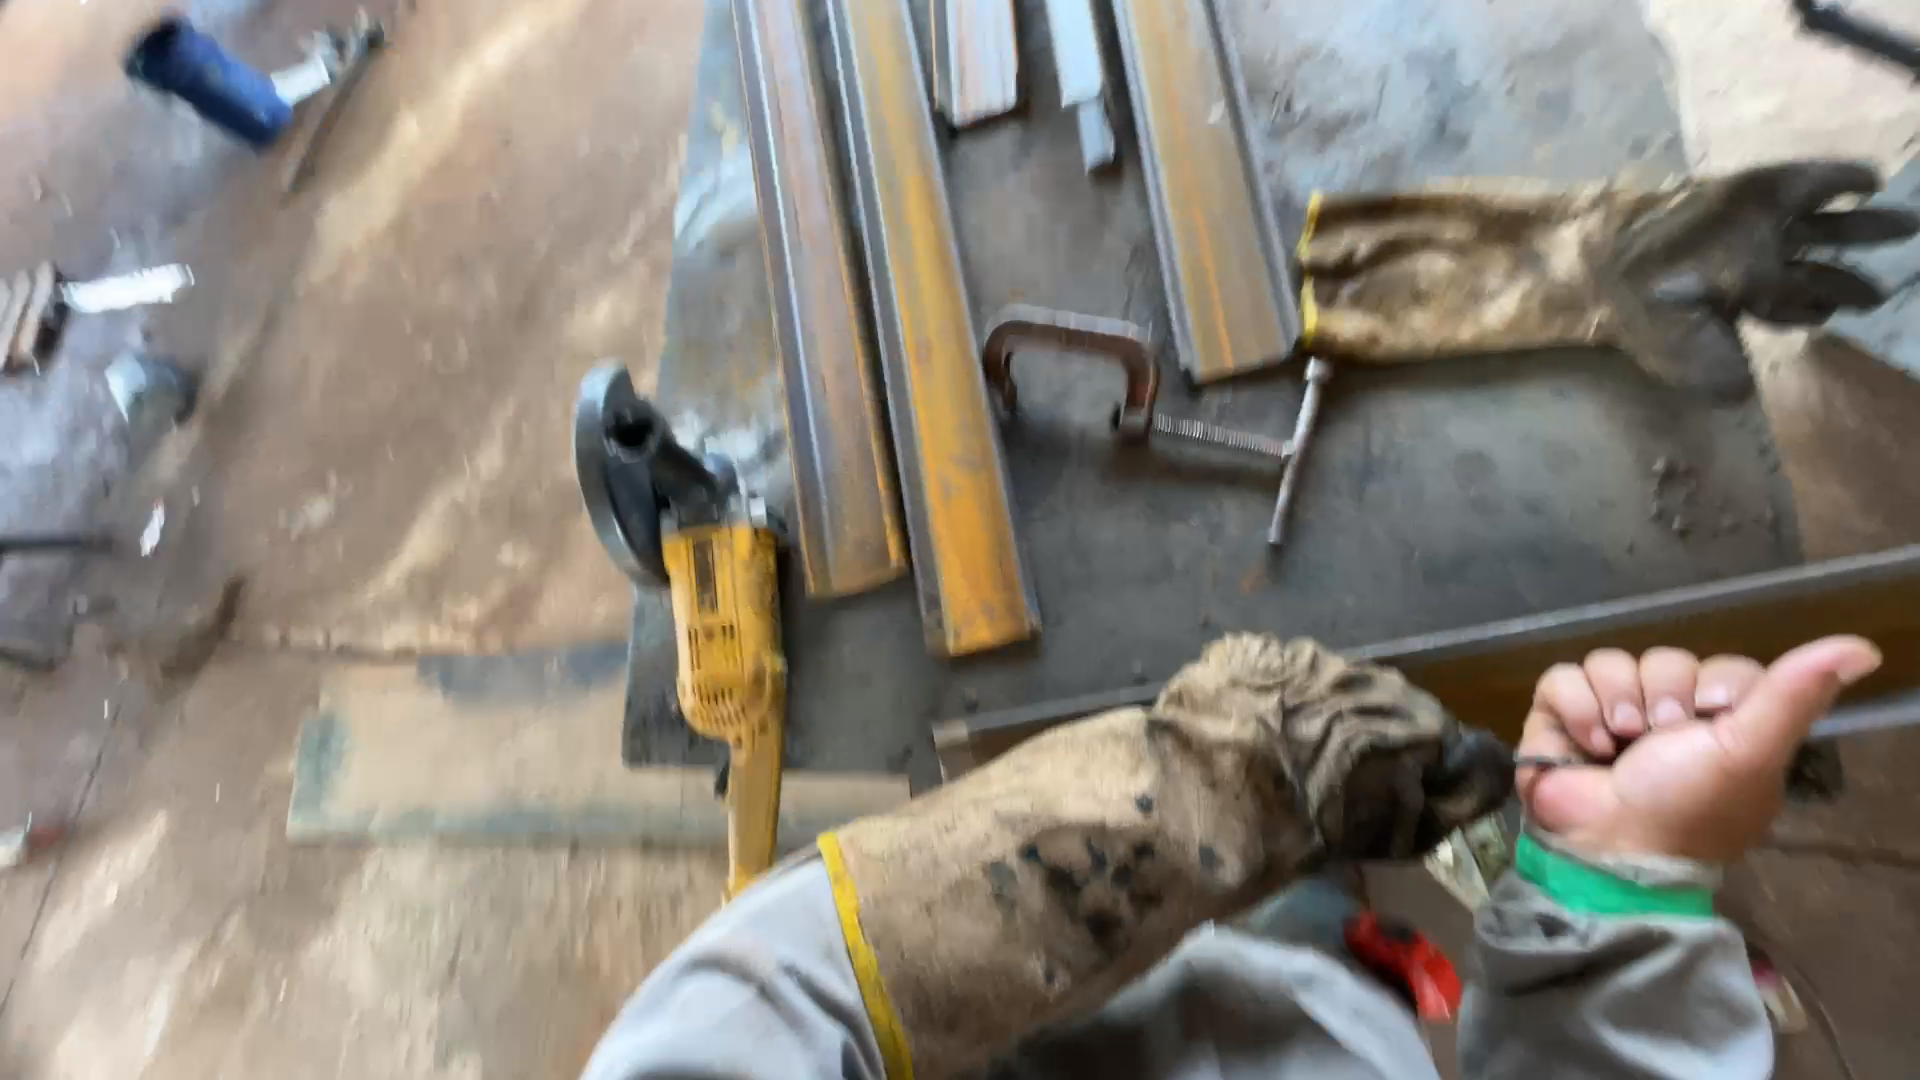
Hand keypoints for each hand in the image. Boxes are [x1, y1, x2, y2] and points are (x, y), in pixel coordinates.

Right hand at [1516, 636, 1881, 862]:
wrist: (1611, 837)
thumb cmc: (1689, 801)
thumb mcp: (1748, 751)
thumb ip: (1789, 697)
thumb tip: (1862, 647)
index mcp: (1719, 720)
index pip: (1721, 666)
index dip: (1714, 681)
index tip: (1714, 712)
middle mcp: (1663, 708)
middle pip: (1661, 658)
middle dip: (1658, 694)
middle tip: (1657, 733)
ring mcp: (1606, 708)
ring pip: (1607, 662)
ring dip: (1613, 701)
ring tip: (1616, 740)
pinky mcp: (1557, 712)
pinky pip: (1561, 677)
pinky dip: (1576, 708)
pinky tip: (1588, 741)